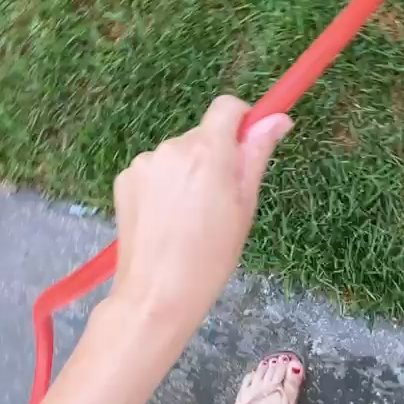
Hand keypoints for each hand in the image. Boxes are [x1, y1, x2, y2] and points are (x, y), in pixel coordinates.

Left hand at [110, 96, 293, 332]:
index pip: (227, 106)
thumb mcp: (245, 205)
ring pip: (178, 153)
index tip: (245, 147)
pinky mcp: (125, 178)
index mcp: (208, 150)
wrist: (155, 297)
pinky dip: (163, 185)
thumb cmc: (211, 256)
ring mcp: (145, 161)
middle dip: (214, 155)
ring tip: (188, 216)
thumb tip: (278, 117)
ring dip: (187, 171)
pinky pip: (155, 169)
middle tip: (217, 200)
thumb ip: (258, 153)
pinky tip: (164, 218)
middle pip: (203, 134)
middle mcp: (173, 146)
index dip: (241, 120)